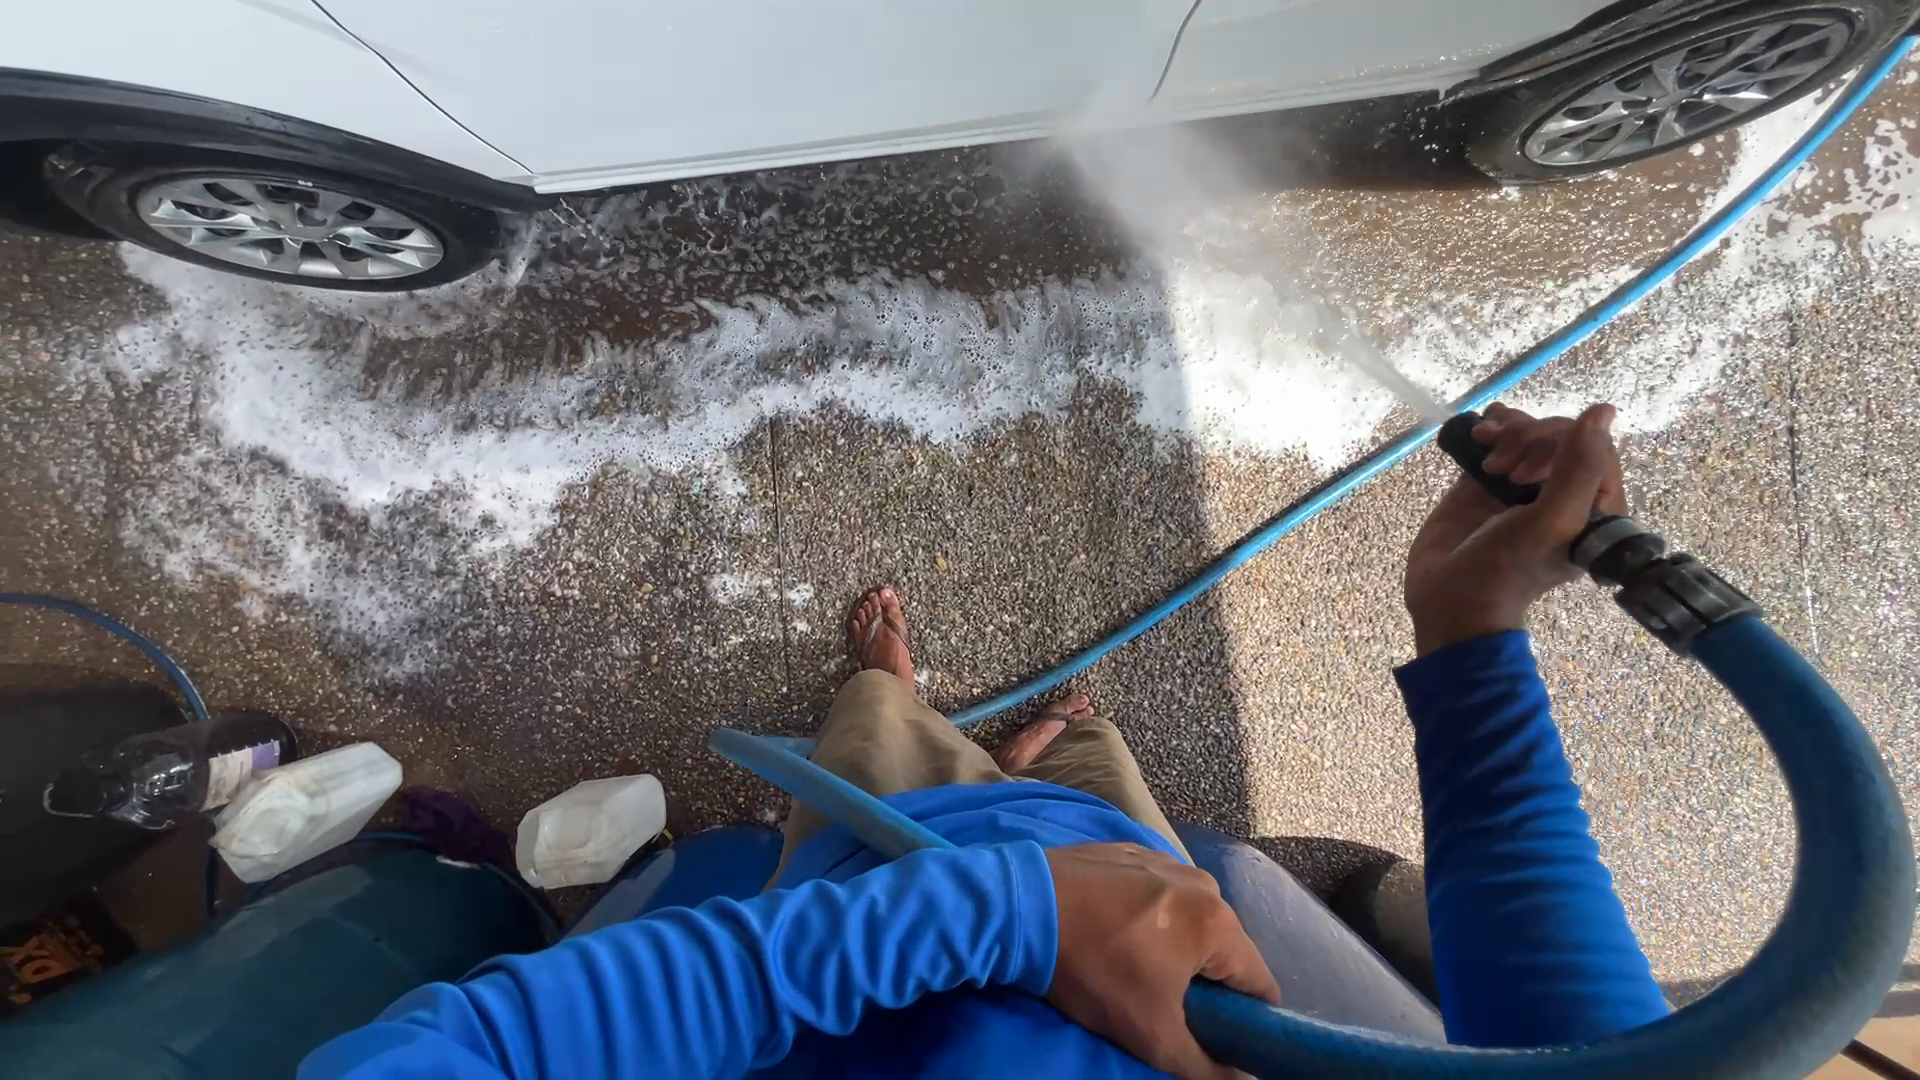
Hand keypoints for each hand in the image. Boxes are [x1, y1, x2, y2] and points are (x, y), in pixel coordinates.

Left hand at [1044, 843, 1280, 1079]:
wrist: (1023, 904)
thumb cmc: (1092, 967)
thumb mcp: (1152, 1035)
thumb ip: (1208, 1068)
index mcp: (1216, 920)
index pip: (1261, 984)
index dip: (1248, 1021)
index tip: (1216, 1036)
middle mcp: (1199, 880)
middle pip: (1225, 950)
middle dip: (1206, 983)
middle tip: (1164, 1004)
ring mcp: (1162, 859)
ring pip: (1190, 920)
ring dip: (1175, 949)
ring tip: (1133, 967)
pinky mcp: (1128, 851)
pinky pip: (1158, 894)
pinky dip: (1149, 917)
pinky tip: (1114, 931)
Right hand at [1405, 402, 1627, 655]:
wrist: (1447, 599)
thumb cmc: (1505, 570)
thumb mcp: (1550, 522)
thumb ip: (1578, 469)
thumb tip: (1601, 410)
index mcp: (1592, 506)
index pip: (1592, 448)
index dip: (1558, 444)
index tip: (1521, 472)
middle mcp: (1559, 494)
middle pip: (1557, 438)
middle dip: (1527, 439)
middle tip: (1498, 468)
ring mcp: (1517, 490)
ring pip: (1524, 437)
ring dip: (1507, 429)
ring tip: (1483, 440)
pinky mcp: (1480, 489)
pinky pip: (1491, 448)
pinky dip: (1487, 431)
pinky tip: (1477, 428)